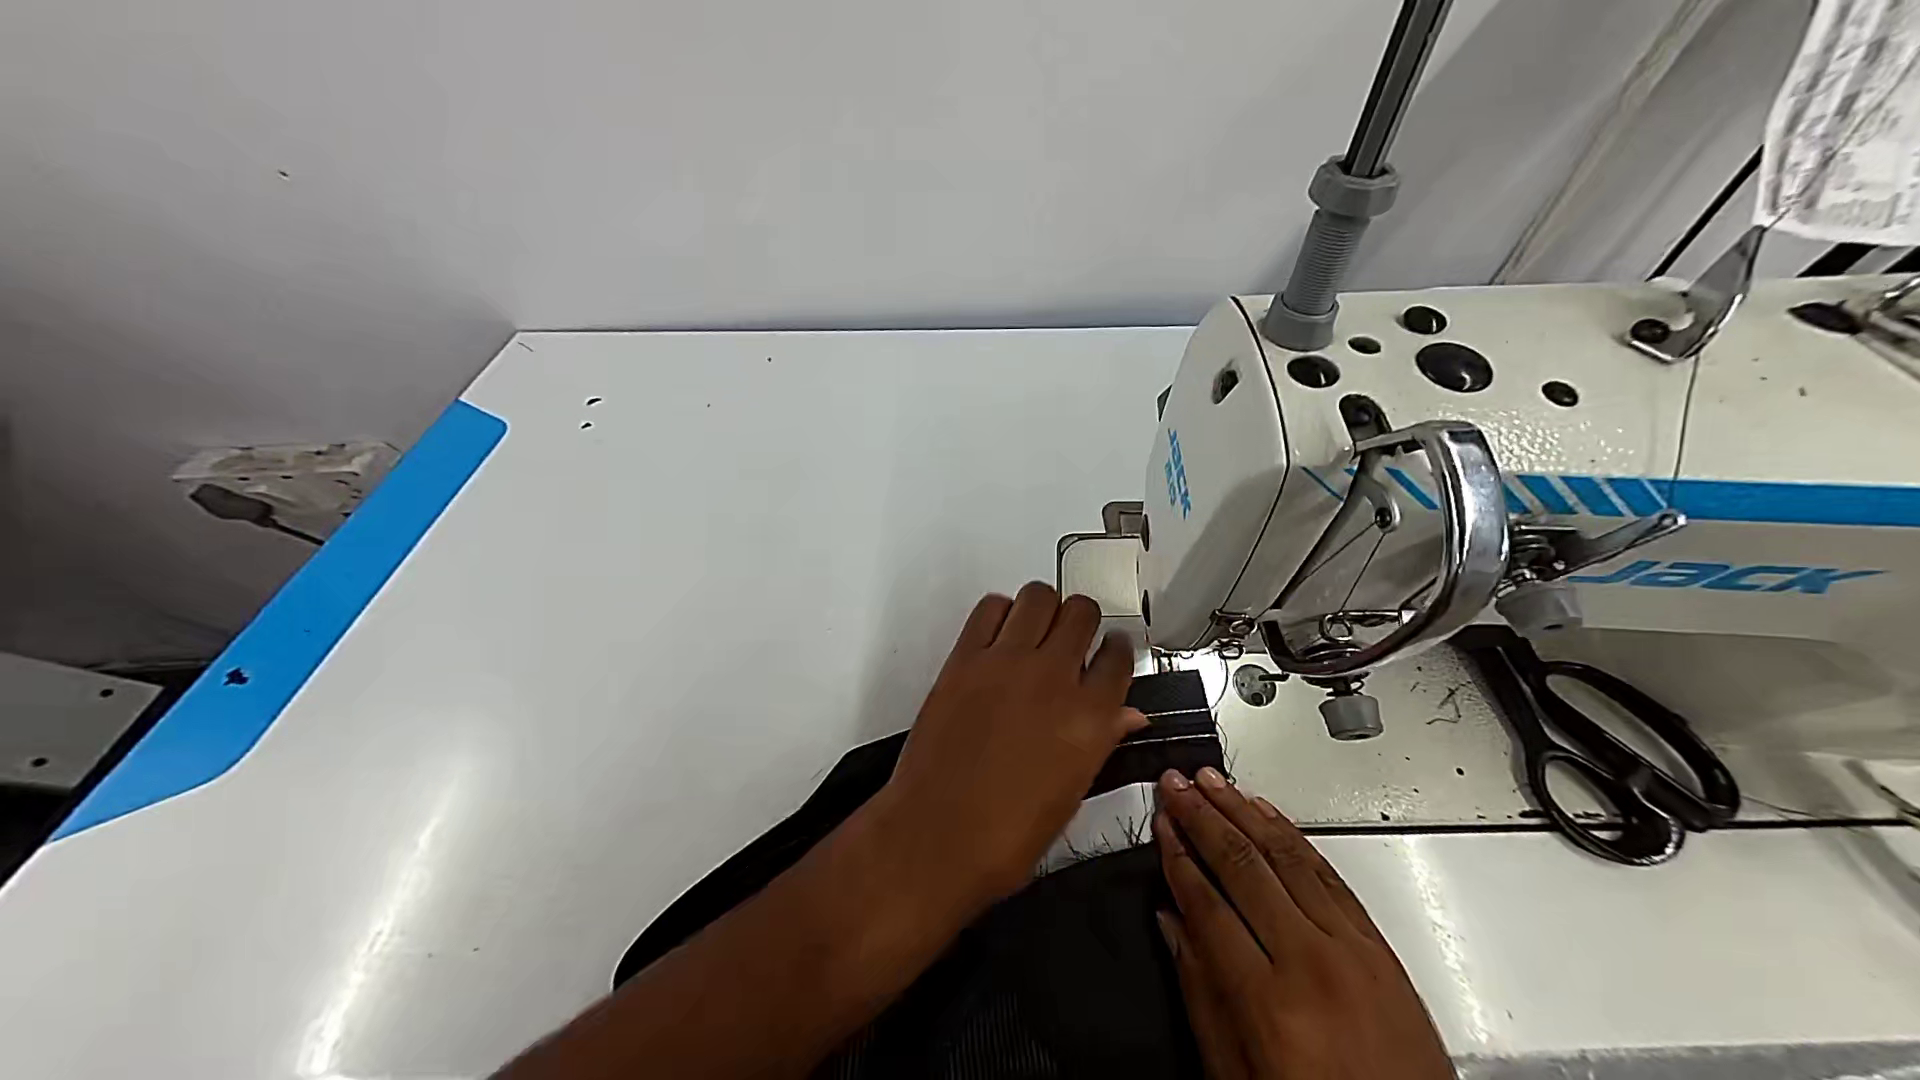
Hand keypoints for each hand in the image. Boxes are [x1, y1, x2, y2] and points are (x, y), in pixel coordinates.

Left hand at [871, 583, 1146, 909]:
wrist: (937, 836)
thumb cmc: (1002, 834)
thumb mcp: (1072, 793)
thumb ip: (1102, 741)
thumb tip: (1123, 718)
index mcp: (1090, 718)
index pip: (1120, 657)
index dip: (1118, 650)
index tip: (1112, 650)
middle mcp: (1052, 680)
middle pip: (1082, 613)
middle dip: (1084, 620)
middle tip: (1076, 632)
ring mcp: (1006, 664)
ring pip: (1039, 597)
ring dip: (1046, 606)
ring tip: (1040, 625)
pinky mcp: (964, 659)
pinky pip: (989, 608)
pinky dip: (1001, 611)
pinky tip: (1002, 631)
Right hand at [1153, 768, 1453, 1079]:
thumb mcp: (1236, 1074)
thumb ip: (1199, 992)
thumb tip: (1171, 922)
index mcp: (1269, 1003)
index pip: (1206, 904)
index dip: (1177, 858)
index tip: (1161, 827)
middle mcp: (1312, 964)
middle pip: (1241, 865)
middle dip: (1201, 816)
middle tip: (1176, 784)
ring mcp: (1351, 950)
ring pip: (1284, 855)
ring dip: (1242, 810)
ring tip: (1212, 782)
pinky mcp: (1379, 946)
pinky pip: (1328, 873)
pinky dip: (1293, 835)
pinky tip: (1267, 812)